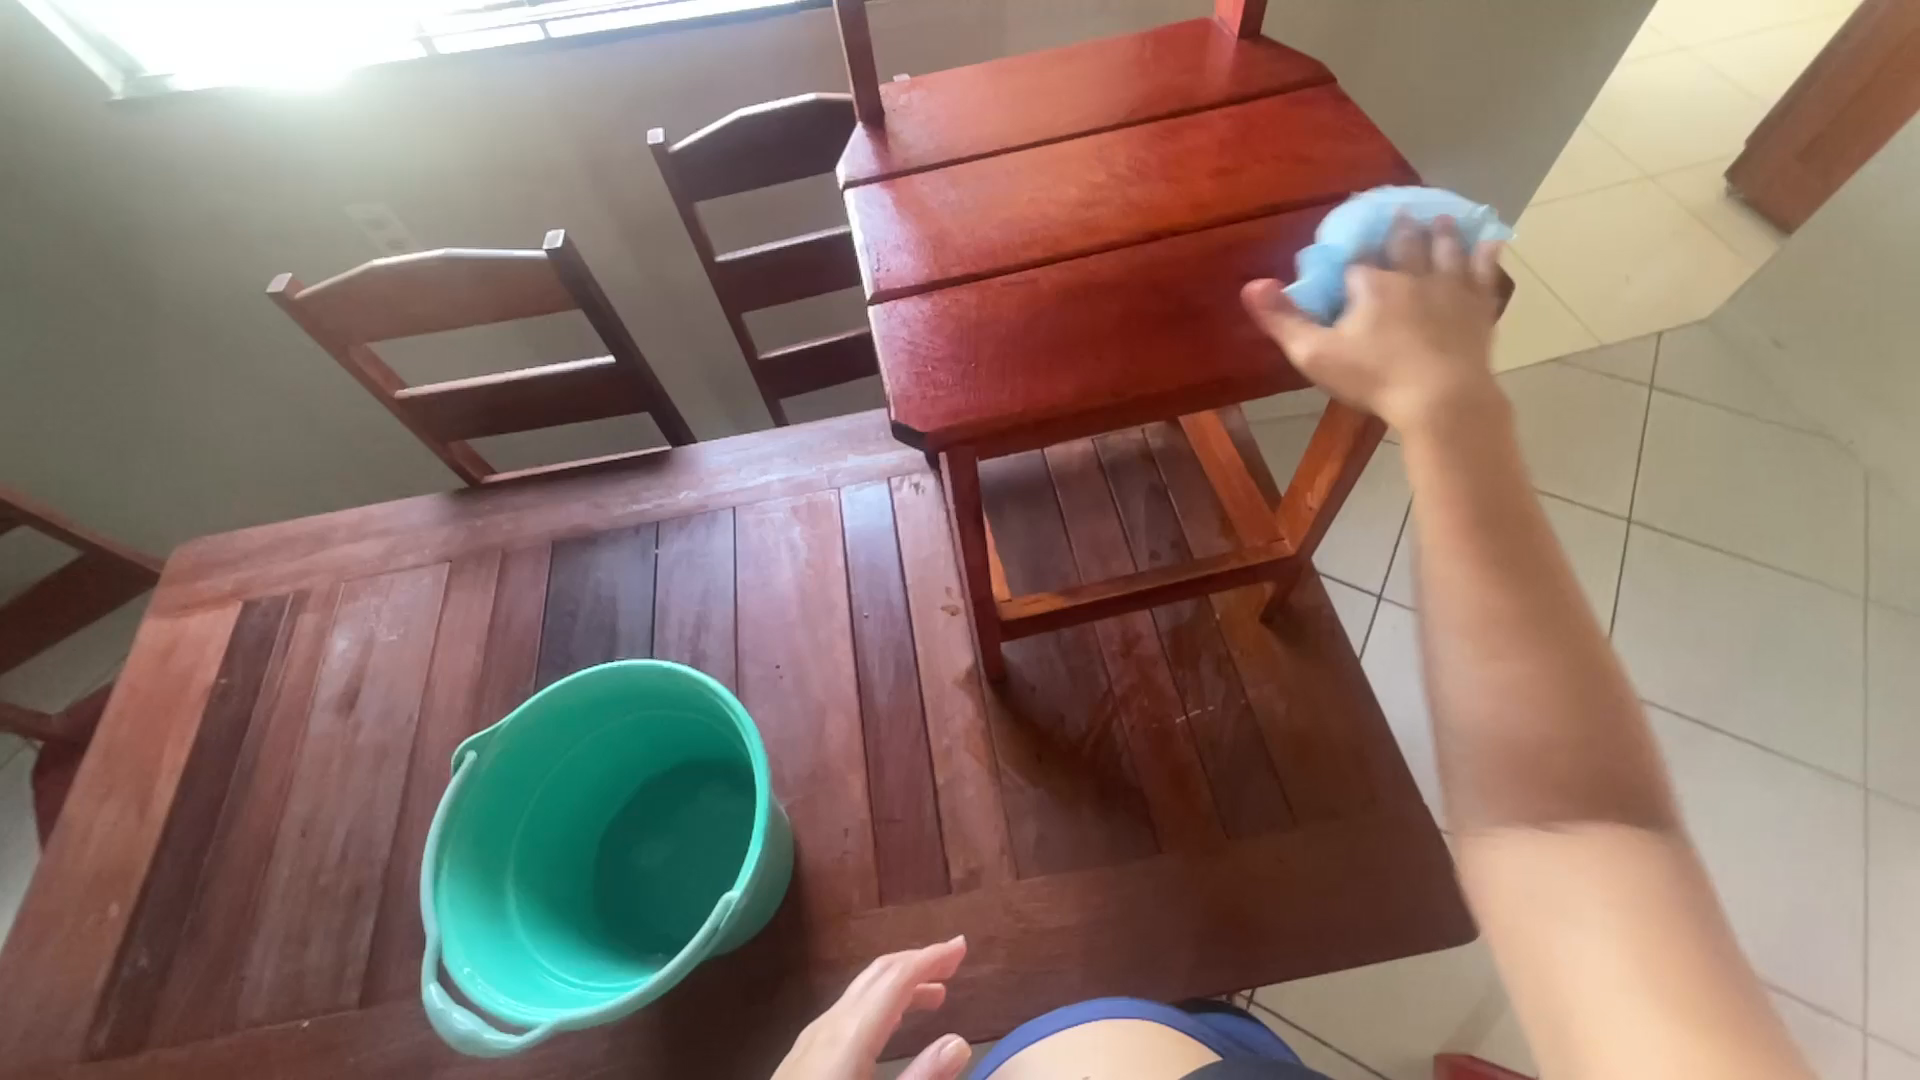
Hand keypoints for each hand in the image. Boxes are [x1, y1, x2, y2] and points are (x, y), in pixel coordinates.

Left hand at [772, 937, 972, 1079]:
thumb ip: (920, 1078)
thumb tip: (960, 1042)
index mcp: (851, 1034)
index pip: (897, 977)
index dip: (931, 957)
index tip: (961, 947)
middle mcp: (831, 1023)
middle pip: (879, 973)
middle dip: (918, 962)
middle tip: (954, 963)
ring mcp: (813, 1036)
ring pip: (863, 990)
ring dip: (901, 982)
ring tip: (936, 996)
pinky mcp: (804, 1053)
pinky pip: (850, 1009)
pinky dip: (880, 1001)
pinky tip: (890, 1022)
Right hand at [1242, 215, 1506, 435]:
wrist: (1441, 398)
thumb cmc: (1372, 377)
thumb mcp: (1314, 354)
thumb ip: (1283, 320)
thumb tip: (1251, 285)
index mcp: (1370, 285)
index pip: (1354, 262)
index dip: (1348, 257)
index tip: (1346, 252)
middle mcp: (1411, 275)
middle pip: (1404, 245)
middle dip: (1399, 230)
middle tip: (1400, 213)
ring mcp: (1450, 288)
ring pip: (1445, 251)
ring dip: (1442, 234)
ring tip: (1441, 219)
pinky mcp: (1478, 307)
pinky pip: (1483, 272)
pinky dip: (1485, 254)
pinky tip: (1490, 242)